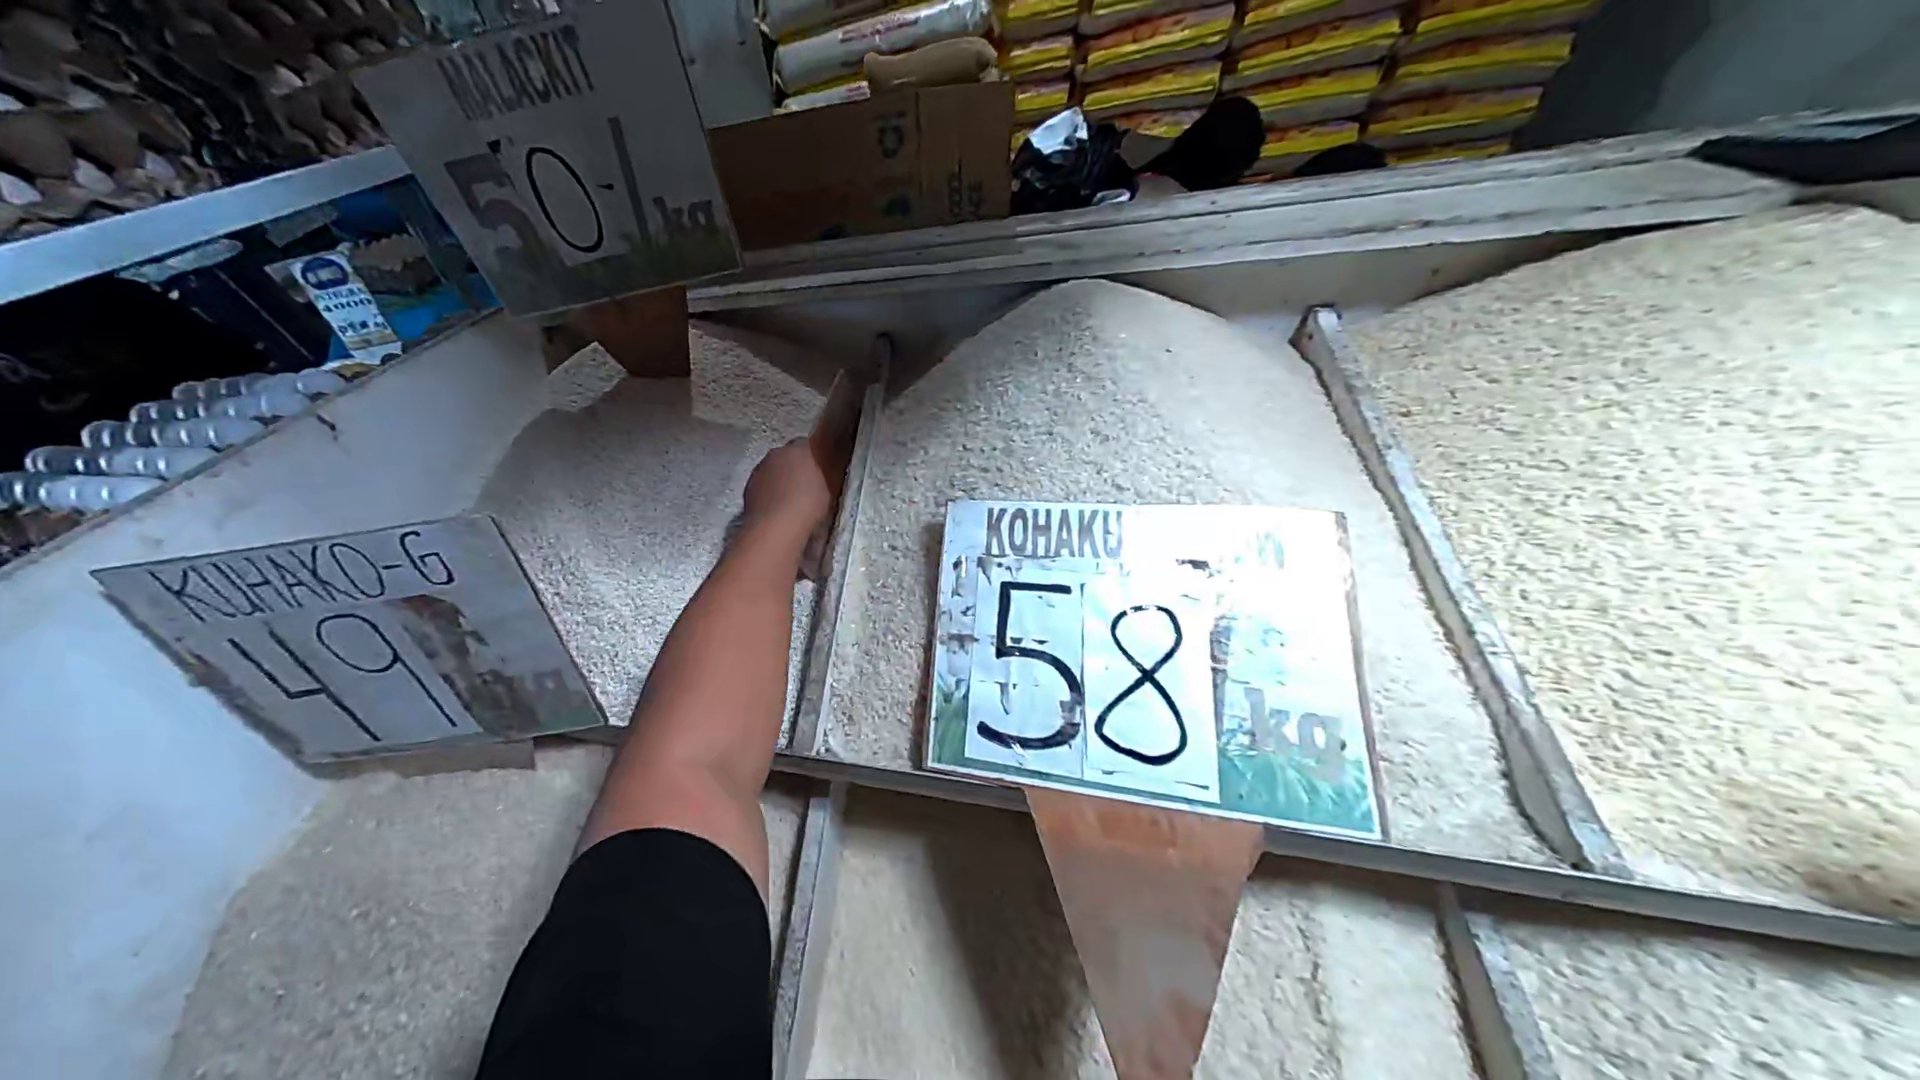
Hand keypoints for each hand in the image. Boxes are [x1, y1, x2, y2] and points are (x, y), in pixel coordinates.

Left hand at [742, 438, 831, 537]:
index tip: (822, 470)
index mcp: (801, 447)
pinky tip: (778, 508)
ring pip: (774, 470)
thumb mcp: (832, 486)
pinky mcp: (748, 486)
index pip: (810, 444)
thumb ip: (829, 470)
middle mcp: (777, 452)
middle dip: (796, 467)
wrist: (777, 526)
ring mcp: (760, 468)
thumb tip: (829, 464)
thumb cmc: (810, 504)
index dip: (816, 457)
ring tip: (792, 500)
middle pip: (789, 455)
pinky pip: (763, 485)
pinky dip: (769, 492)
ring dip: (781, 479)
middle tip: (808, 486)